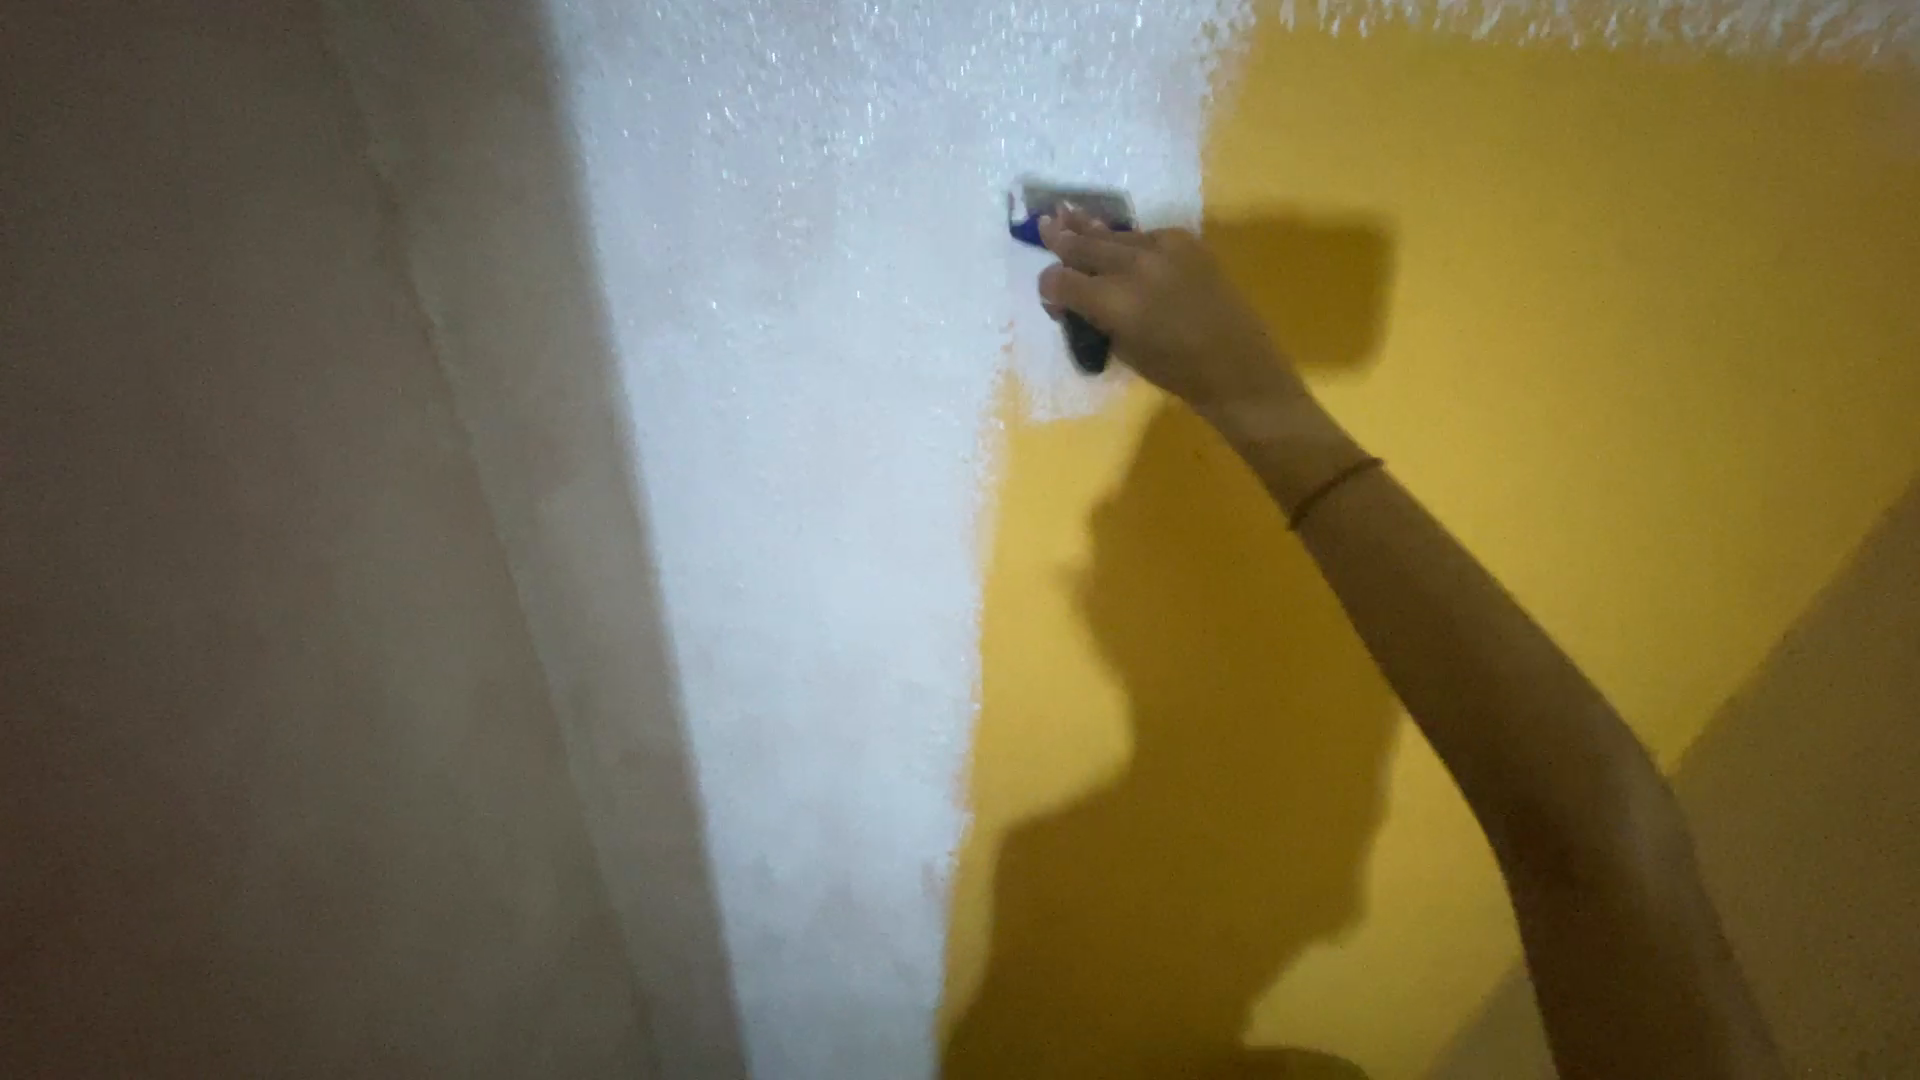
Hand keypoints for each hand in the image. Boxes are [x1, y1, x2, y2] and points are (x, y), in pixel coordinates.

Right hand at [1037, 208, 1307, 422]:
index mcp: (1114, 301)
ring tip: (1067, 212)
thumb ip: (1095, 317)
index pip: (1062, 280)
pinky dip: (1126, 242)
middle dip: (1062, 239)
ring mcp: (1163, 247)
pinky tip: (1118, 243)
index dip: (1049, 287)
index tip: (1050, 294)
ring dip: (1091, 230)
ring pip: (1114, 235)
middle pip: (1085, 246)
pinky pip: (1144, 236)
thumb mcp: (1123, 349)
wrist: (1235, 362)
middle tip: (1044, 224)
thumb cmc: (1175, 371)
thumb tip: (1075, 298)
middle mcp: (1134, 266)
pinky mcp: (1185, 241)